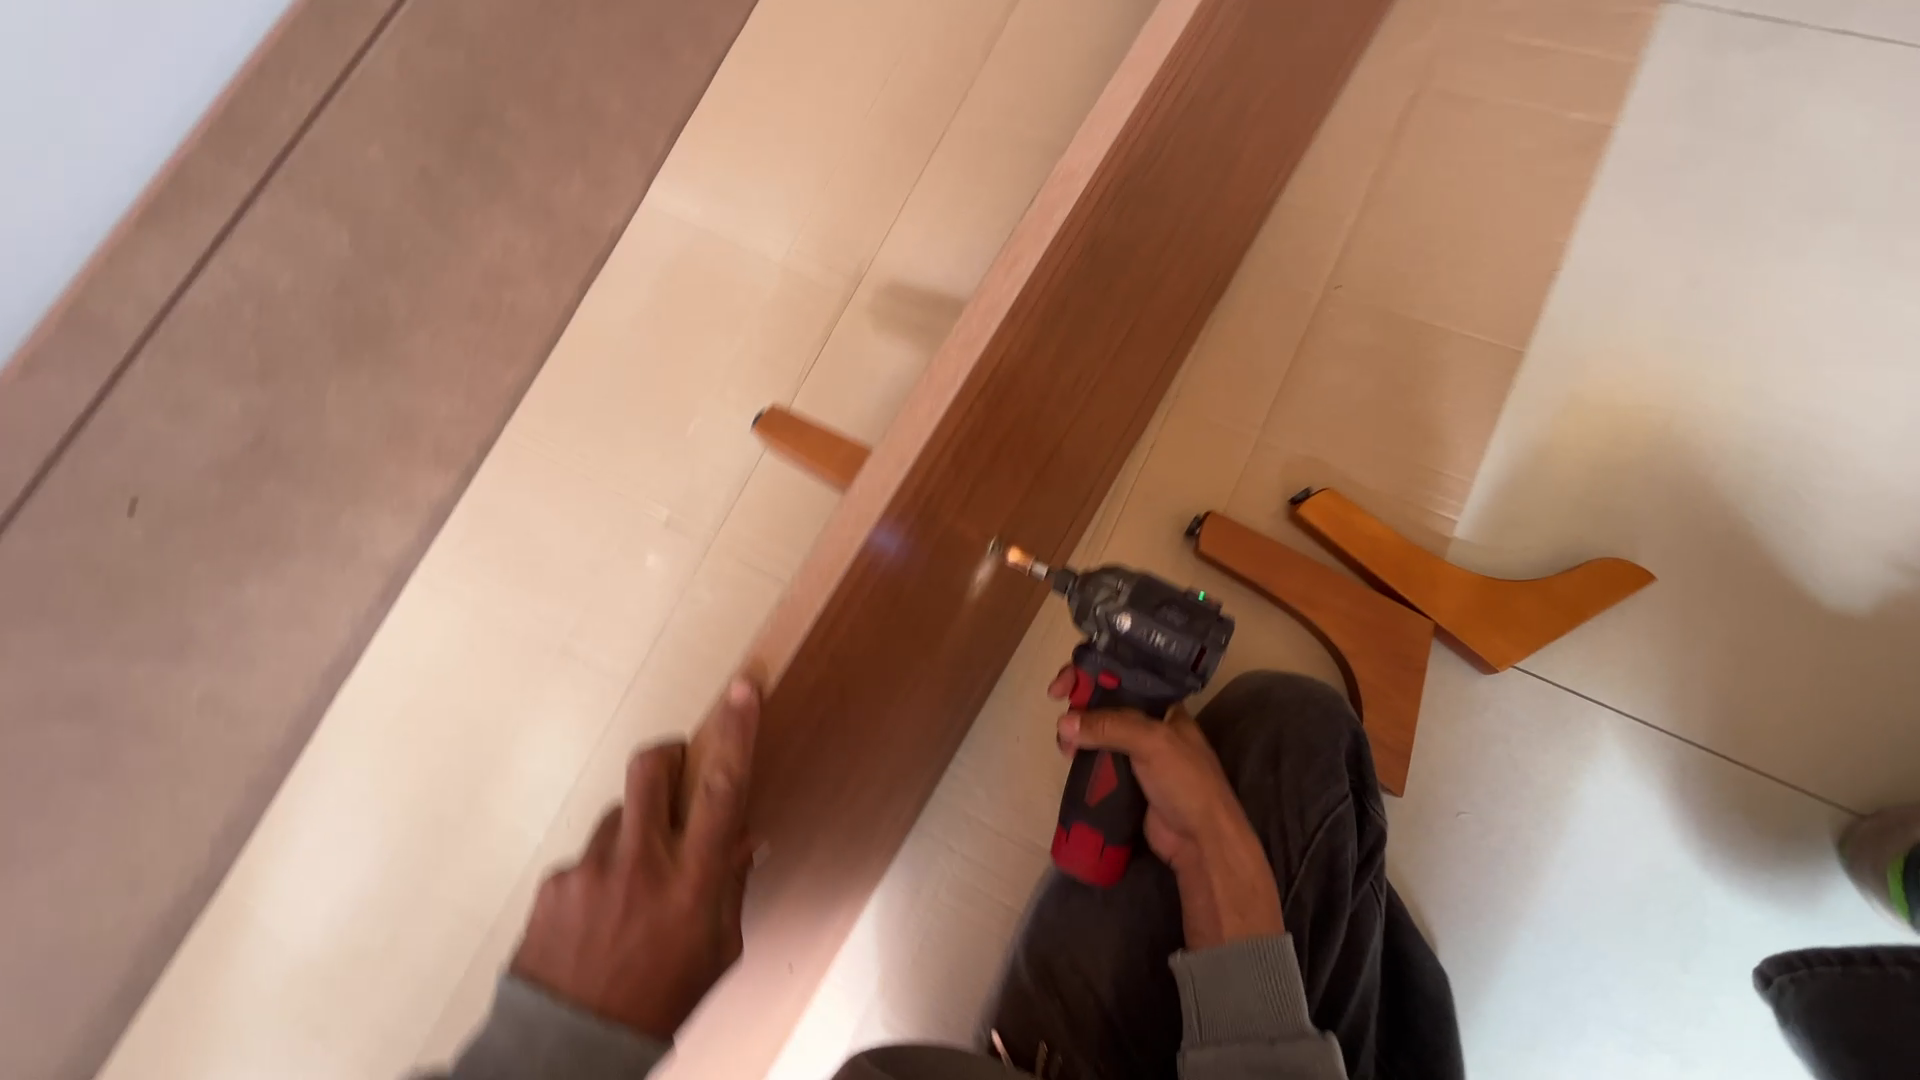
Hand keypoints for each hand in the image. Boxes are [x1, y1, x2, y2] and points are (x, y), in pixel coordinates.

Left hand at [511, 677, 760, 1039]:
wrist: (566, 1054)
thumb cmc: (659, 999)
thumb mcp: (717, 949)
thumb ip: (729, 886)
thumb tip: (744, 839)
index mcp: (692, 882)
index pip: (721, 790)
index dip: (736, 733)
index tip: (742, 690)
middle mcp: (642, 865)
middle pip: (651, 768)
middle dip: (669, 755)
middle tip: (677, 774)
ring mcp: (592, 870)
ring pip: (620, 813)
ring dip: (635, 831)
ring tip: (632, 884)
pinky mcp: (555, 883)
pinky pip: (589, 854)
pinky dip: (603, 869)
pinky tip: (600, 914)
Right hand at [1049, 669, 1282, 948]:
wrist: (1201, 840)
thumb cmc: (1186, 781)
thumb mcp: (1152, 743)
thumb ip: (1109, 727)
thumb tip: (1064, 723)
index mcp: (1162, 707)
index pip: (1122, 678)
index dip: (1091, 674)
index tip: (1064, 685)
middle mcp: (1149, 725)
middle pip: (1105, 703)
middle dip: (1079, 704)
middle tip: (1060, 715)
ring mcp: (1136, 753)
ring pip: (1097, 732)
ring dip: (1076, 732)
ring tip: (1065, 747)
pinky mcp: (1124, 780)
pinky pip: (1096, 760)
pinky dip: (1080, 755)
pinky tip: (1069, 759)